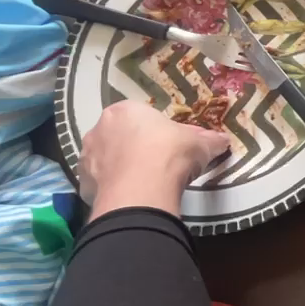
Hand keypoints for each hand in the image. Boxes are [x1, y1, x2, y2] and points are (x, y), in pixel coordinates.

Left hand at [79, 101, 229, 217]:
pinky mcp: (82, 183)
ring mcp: (87, 156)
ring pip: (108, 158)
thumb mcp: (201, 144)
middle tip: (162, 161)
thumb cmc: (171, 153)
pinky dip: (115, 186)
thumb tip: (222, 140)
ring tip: (147, 181)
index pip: (143, 116)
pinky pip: (102, 181)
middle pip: (122, 135)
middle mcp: (99, 129)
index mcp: (125, 111)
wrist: (142, 189)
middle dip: (139, 146)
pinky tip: (134, 194)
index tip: (176, 143)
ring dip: (124, 165)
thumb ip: (210, 140)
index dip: (162, 130)